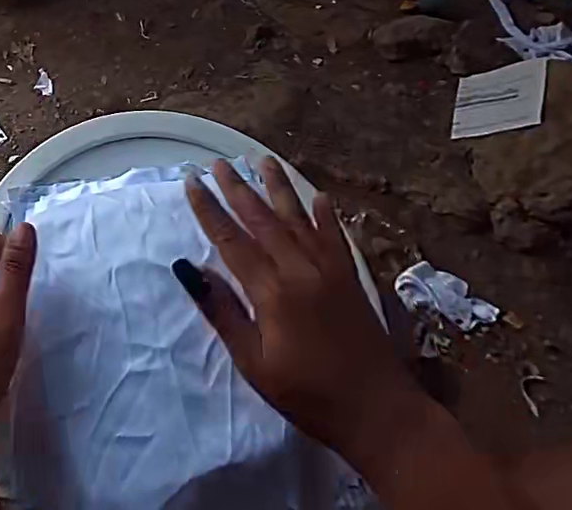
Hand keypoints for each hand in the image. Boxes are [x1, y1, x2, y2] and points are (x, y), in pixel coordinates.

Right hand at [180, 158, 429, 468]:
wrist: (379, 411)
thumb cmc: (308, 396)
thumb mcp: (255, 364)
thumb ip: (224, 313)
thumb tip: (192, 271)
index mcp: (271, 291)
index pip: (231, 240)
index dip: (209, 209)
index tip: (193, 182)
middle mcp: (299, 268)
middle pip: (261, 218)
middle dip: (237, 188)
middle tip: (218, 163)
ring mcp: (328, 267)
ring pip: (297, 216)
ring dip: (278, 186)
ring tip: (263, 159)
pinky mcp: (349, 275)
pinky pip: (333, 234)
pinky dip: (324, 213)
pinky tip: (318, 196)